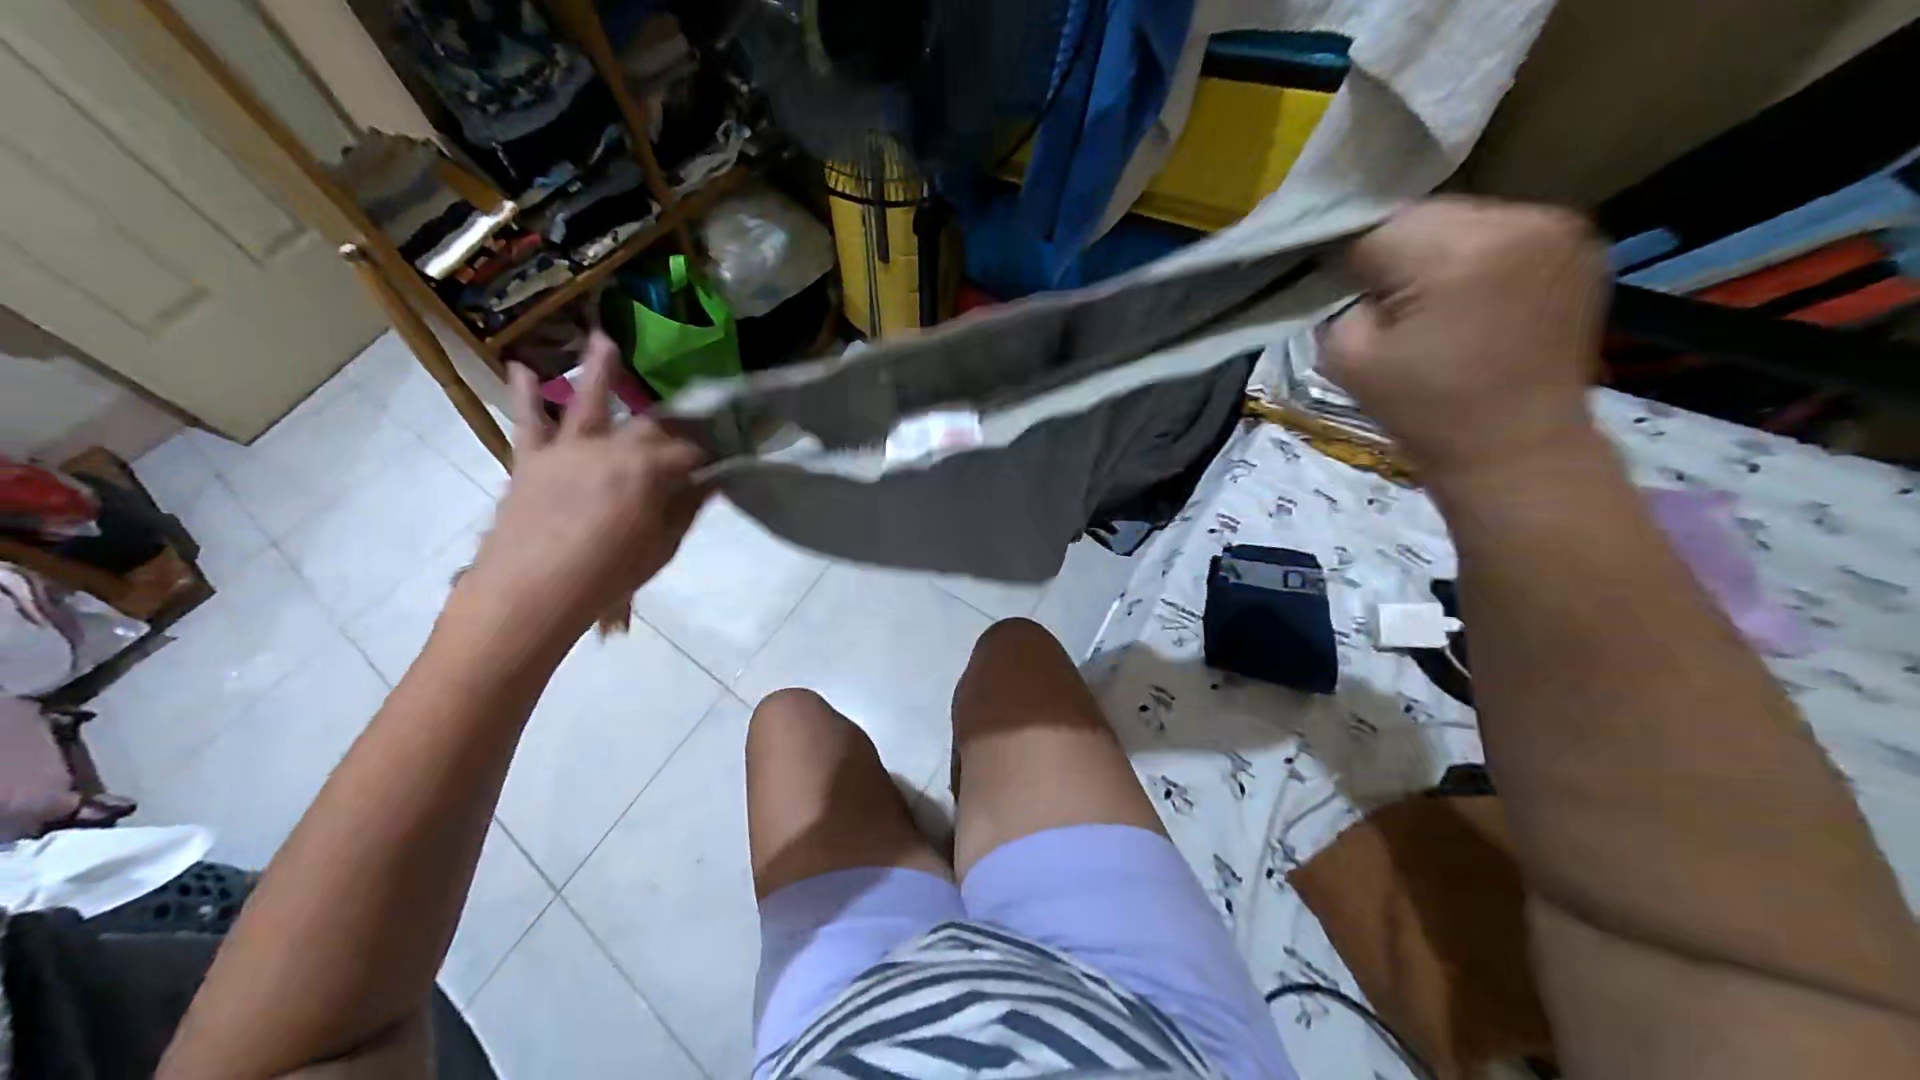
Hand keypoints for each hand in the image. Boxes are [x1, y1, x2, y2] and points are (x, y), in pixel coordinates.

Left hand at [460, 331, 707, 641]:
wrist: (530, 592)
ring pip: (587, 402)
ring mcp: (568, 449)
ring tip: (604, 340)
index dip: (710, 455)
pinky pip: (528, 421)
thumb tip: (712, 482)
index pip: (690, 453)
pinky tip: (523, 368)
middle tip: (689, 422)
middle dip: (672, 424)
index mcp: (648, 470)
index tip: (724, 457)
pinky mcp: (532, 459)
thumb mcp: (661, 547)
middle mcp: (610, 447)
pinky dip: (526, 394)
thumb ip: (686, 508)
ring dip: (599, 370)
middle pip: (649, 426)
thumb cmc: (608, 575)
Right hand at [1321, 198, 1608, 480]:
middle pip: (1423, 216)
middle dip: (1396, 254)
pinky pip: (1503, 233)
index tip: (1344, 298)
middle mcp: (1518, 223)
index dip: (1350, 266)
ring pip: (1462, 220)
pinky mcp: (1580, 247)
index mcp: (1457, 254)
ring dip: (1436, 254)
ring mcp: (1559, 230)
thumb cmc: (1425, 411)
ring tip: (1432, 303)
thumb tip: (1360, 280)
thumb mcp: (1347, 360)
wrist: (1515, 448)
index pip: (1375, 232)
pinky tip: (1472, 299)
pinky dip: (1477, 258)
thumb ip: (1341, 304)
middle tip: (1386, 304)